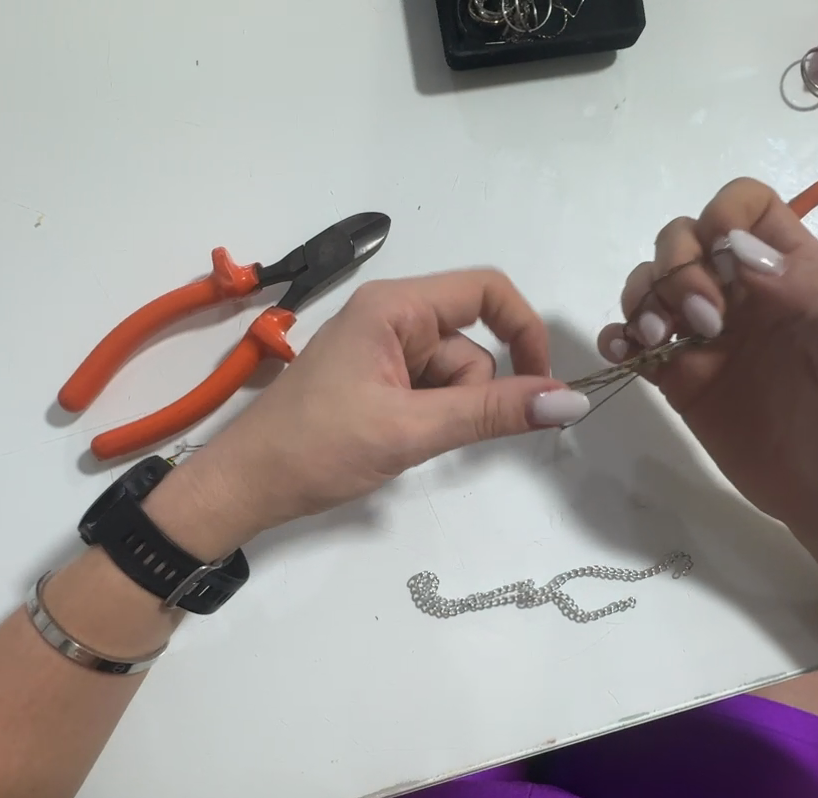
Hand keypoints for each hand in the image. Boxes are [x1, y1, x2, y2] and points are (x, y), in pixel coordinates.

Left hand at [146, 269, 587, 554]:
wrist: (247, 486)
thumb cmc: (318, 448)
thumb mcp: (411, 429)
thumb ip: (491, 412)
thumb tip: (570, 399)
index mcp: (394, 307)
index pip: (486, 290)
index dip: (524, 331)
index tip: (543, 387)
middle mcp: (390, 318)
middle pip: (470, 342)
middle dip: (469, 393)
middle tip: (427, 431)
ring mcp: (380, 352)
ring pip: (451, 375)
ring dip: (446, 413)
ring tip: (400, 441)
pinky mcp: (374, 383)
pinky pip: (427, 393)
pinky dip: (429, 420)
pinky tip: (395, 443)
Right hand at [596, 177, 817, 541]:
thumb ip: (809, 293)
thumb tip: (740, 251)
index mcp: (792, 274)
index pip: (746, 208)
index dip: (723, 220)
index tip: (725, 268)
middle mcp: (742, 296)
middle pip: (684, 240)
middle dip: (677, 269)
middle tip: (701, 325)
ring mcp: (704, 338)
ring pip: (650, 286)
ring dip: (641, 301)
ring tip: (657, 343)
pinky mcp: (677, 380)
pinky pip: (633, 343)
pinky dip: (617, 338)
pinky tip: (624, 355)